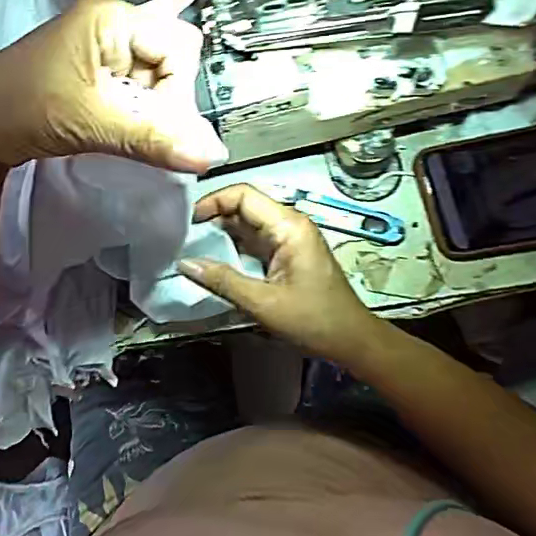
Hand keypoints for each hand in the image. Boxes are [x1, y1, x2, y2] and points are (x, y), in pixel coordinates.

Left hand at [0, 0, 227, 172]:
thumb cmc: (18, 109)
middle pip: (166, 65)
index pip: (177, 47)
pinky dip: (129, 121)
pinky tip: (116, 138)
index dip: (176, 90)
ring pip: (149, 86)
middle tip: (141, 138)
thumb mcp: (88, 123)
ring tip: (120, 139)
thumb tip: (210, 156)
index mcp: (110, 19)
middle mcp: (108, 29)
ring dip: (145, 118)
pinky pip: (128, 97)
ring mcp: (96, 55)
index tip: (160, 127)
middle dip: (163, 106)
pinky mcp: (87, 81)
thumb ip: (150, 138)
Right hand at [177, 184, 386, 362]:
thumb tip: (184, 263)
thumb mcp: (263, 303)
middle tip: (184, 235)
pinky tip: (213, 259)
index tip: (189, 221)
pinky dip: (232, 246)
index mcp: (289, 226)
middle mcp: (290, 224)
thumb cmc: (313, 320)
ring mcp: (289, 239)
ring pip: (247, 224)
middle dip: (213, 216)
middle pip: (244, 206)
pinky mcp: (286, 254)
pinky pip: (254, 240)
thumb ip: (222, 280)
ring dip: (220, 232)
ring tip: (192, 246)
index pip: (244, 195)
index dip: (213, 201)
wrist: (352, 341)